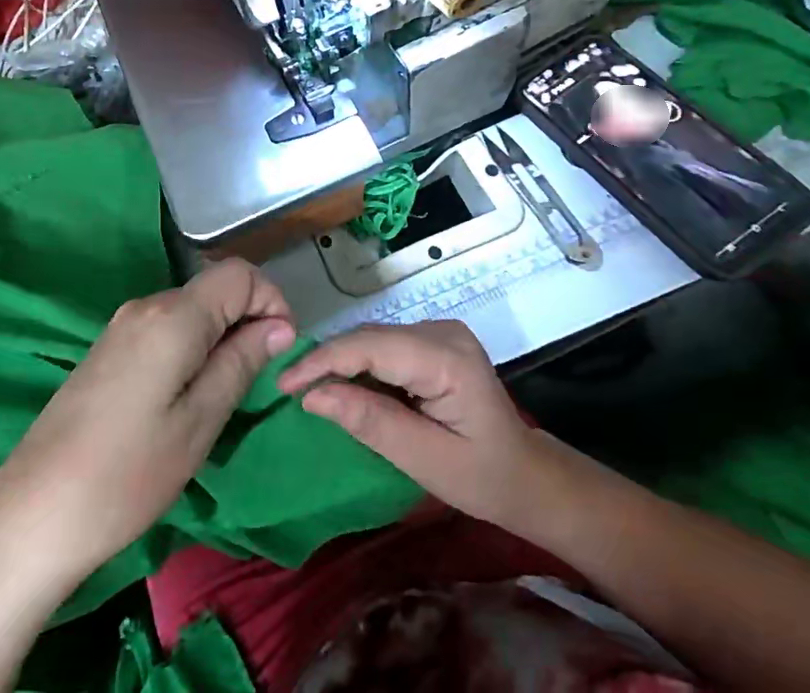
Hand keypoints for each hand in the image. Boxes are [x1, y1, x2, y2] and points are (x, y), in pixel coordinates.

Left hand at [0, 259, 296, 582]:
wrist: (34, 514)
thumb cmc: (128, 474)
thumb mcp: (200, 421)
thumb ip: (241, 362)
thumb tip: (278, 326)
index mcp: (172, 317)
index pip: (239, 274)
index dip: (271, 303)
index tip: (279, 353)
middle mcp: (144, 307)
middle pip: (213, 291)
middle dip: (247, 323)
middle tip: (253, 384)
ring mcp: (120, 329)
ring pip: (190, 312)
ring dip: (219, 340)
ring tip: (220, 398)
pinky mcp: (106, 352)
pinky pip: (164, 332)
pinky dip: (190, 350)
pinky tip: (183, 399)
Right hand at [277, 321, 538, 526]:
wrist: (526, 474)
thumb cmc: (482, 476)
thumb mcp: (425, 460)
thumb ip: (371, 422)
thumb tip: (312, 395)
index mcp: (448, 359)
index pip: (371, 346)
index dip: (323, 361)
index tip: (283, 384)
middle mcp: (443, 332)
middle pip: (369, 337)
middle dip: (326, 361)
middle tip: (287, 389)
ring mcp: (439, 333)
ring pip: (371, 338)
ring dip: (338, 362)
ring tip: (305, 388)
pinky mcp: (432, 342)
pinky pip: (382, 346)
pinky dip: (357, 365)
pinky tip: (339, 386)